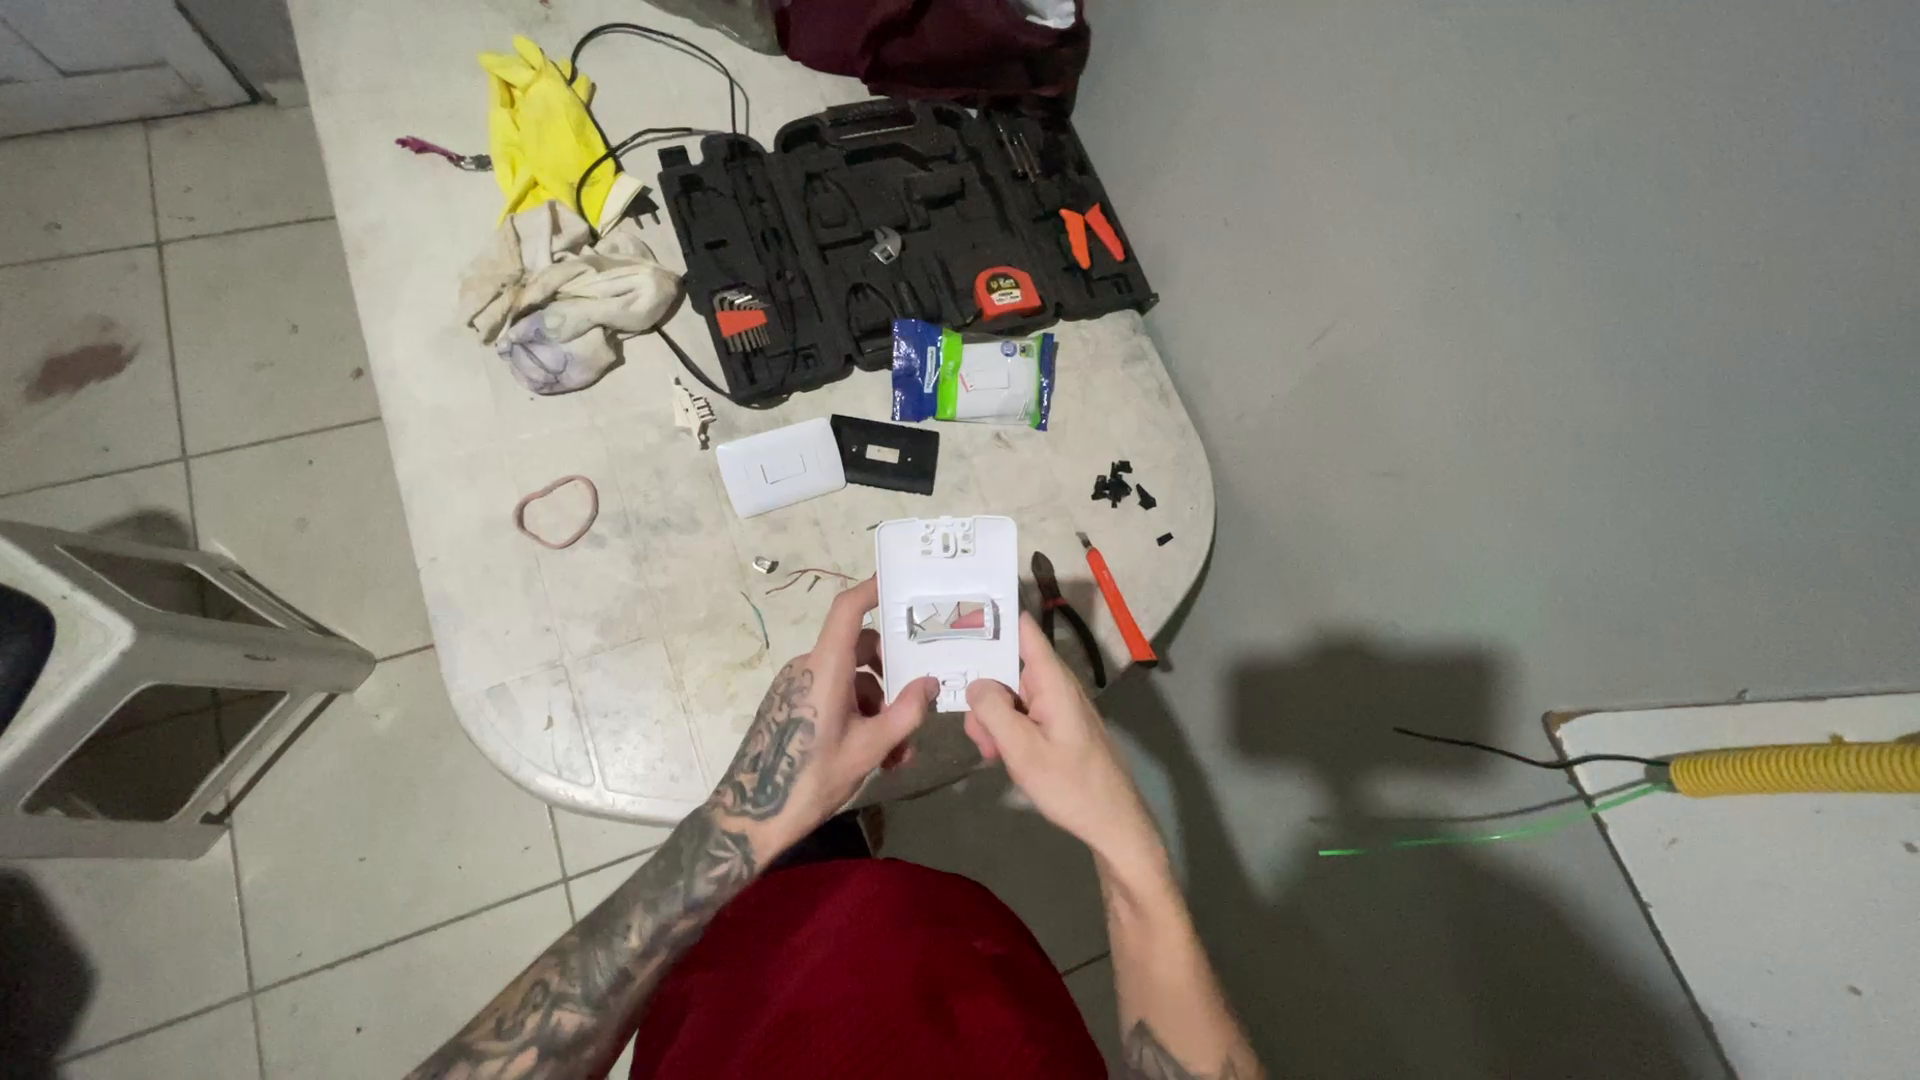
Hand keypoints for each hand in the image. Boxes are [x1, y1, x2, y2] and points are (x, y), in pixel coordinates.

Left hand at [709, 577, 936, 854]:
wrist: (749, 819)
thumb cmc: (810, 777)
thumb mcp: (870, 748)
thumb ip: (906, 712)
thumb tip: (931, 684)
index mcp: (825, 667)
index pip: (848, 609)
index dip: (872, 589)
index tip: (899, 582)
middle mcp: (809, 667)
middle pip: (860, 650)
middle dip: (892, 678)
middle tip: (915, 711)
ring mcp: (798, 686)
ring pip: (851, 681)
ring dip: (879, 708)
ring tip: (897, 753)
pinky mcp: (792, 705)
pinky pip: (834, 697)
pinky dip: (858, 717)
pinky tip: (874, 756)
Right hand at [963, 613, 1164, 872]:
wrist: (1112, 822)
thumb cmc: (1070, 784)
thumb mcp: (1022, 750)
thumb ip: (994, 711)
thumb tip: (977, 683)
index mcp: (1052, 680)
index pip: (1023, 629)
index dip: (995, 616)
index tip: (961, 612)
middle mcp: (1056, 684)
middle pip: (1008, 666)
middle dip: (983, 689)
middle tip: (976, 730)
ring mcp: (1057, 704)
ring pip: (1011, 693)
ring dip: (993, 717)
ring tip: (992, 751)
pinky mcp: (1057, 723)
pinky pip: (1023, 712)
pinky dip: (1007, 729)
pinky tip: (1002, 755)